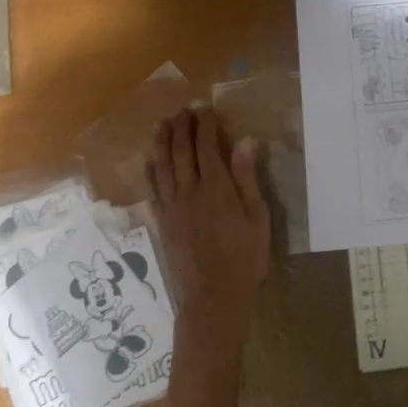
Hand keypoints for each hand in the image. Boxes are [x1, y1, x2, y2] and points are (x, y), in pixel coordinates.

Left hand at [147, 107, 270, 344]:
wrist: (212, 298)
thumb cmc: (244, 259)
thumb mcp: (257, 218)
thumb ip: (247, 178)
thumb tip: (244, 141)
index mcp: (216, 187)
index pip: (206, 145)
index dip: (205, 124)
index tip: (206, 109)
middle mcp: (188, 190)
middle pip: (180, 150)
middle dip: (181, 126)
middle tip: (183, 110)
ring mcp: (171, 206)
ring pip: (161, 164)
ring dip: (161, 140)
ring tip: (163, 123)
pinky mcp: (161, 221)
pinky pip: (152, 187)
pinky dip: (151, 168)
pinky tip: (150, 159)